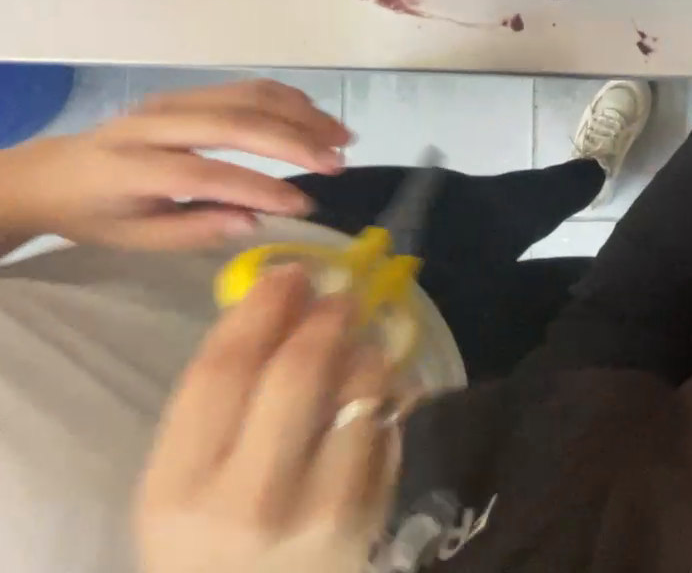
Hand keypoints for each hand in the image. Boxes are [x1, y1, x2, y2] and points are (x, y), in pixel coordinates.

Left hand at [0, 80, 349, 250]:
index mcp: (127, 168)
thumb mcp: (135, 237)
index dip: (259, 189)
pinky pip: (250, 88)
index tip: (304, 206)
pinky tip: (318, 120)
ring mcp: (172, 102)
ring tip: (344, 138)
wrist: (49, 173)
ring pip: (250, 98)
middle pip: (235, 124)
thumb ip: (196, 230)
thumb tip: (256, 221)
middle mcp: (149, 126)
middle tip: (339, 163)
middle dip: (296, 143)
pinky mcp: (190, 92)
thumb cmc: (98, 213)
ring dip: (305, 116)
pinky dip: (293, 101)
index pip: (204, 174)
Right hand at [137, 265, 399, 572]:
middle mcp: (248, 499)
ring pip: (363, 387)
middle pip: (298, 371)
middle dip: (325, 317)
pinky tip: (381, 389)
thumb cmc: (220, 538)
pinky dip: (393, 389)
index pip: (221, 374)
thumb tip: (283, 306)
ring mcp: (324, 503)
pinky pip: (397, 417)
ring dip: (368, 350)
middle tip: (340, 293)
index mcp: (176, 492)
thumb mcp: (191, 484)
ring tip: (360, 346)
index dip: (259, 309)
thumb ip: (225, 407)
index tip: (288, 271)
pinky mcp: (380, 503)